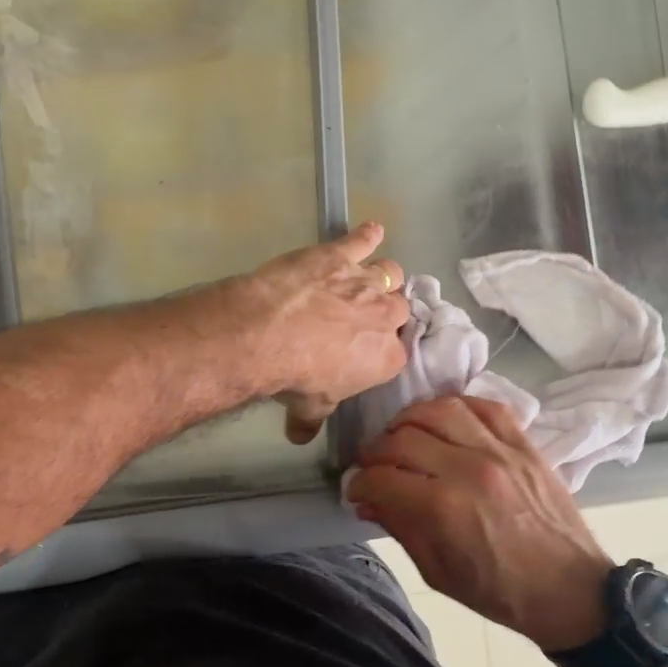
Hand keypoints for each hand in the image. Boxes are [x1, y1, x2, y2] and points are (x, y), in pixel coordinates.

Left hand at [227, 222, 408, 444]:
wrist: (269, 333)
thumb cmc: (295, 376)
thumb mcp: (307, 408)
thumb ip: (310, 421)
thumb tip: (300, 437)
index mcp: (386, 358)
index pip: (396, 353)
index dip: (382, 350)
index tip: (367, 351)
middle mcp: (386, 317)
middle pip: (398, 309)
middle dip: (386, 312)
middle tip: (365, 316)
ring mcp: (365, 282)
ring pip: (390, 273)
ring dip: (382, 277)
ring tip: (371, 279)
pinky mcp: (339, 256)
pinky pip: (362, 240)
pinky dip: (367, 235)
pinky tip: (371, 230)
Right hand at [348, 396, 614, 650]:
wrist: (572, 592)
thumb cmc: (500, 592)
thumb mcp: (437, 573)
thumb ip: (400, 529)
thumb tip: (367, 502)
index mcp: (444, 509)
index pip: (382, 477)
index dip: (359, 484)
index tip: (356, 491)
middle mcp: (469, 469)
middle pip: (402, 438)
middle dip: (375, 452)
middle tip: (372, 467)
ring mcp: (500, 451)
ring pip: (438, 410)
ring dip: (409, 420)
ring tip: (403, 436)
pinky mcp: (524, 445)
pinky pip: (484, 406)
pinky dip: (457, 407)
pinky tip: (444, 424)